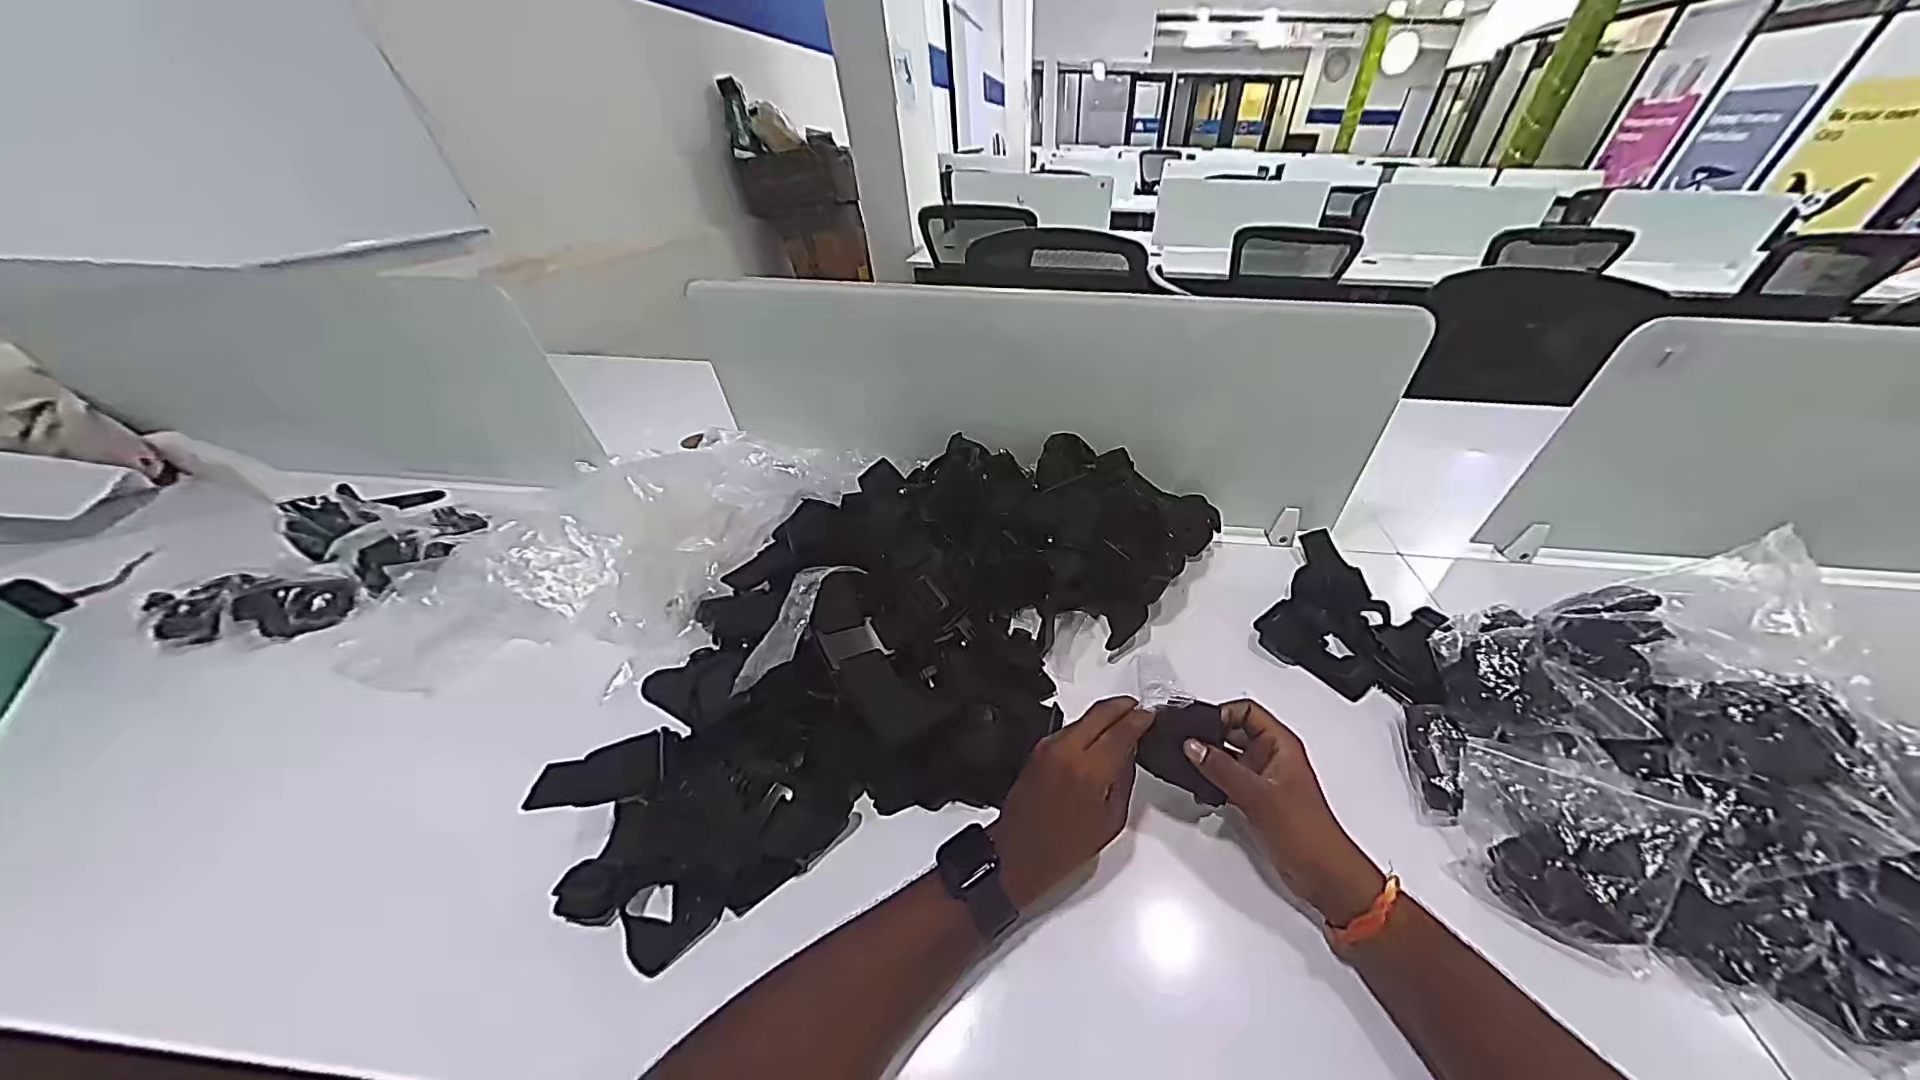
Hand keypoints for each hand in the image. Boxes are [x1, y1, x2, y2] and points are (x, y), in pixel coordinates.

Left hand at [990, 696, 1154, 910]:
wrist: (1020, 852)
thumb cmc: (1062, 846)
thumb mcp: (1111, 818)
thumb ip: (1124, 778)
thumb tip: (1130, 751)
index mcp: (1088, 770)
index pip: (1121, 730)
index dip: (1139, 719)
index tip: (1150, 716)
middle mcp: (1065, 751)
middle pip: (1100, 712)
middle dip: (1123, 707)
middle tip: (1138, 710)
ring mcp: (1048, 747)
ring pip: (1083, 718)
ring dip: (1104, 717)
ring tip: (1121, 725)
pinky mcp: (1037, 749)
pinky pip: (1068, 729)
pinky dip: (1086, 728)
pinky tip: (1097, 739)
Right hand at [1186, 700, 1385, 924]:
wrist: (1324, 877)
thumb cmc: (1311, 835)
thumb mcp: (1259, 795)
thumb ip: (1222, 768)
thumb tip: (1194, 746)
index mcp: (1281, 745)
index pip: (1246, 711)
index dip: (1221, 714)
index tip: (1198, 726)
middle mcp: (1272, 757)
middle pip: (1234, 730)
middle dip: (1209, 734)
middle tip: (1186, 741)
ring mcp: (1262, 778)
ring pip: (1229, 754)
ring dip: (1209, 757)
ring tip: (1189, 762)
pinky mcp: (1255, 799)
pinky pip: (1227, 778)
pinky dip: (1212, 778)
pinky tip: (1200, 785)